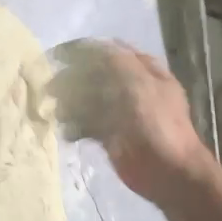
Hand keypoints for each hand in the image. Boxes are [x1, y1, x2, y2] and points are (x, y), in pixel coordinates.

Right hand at [51, 40, 218, 208]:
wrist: (169, 172)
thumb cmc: (156, 123)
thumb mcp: (137, 83)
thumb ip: (114, 61)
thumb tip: (88, 48)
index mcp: (143, 70)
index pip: (108, 51)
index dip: (83, 51)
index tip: (57, 57)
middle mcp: (132, 88)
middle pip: (95, 75)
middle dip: (72, 78)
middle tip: (51, 88)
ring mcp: (122, 113)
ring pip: (89, 99)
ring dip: (71, 103)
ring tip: (59, 112)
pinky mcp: (112, 136)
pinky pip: (88, 124)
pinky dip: (76, 126)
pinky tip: (69, 131)